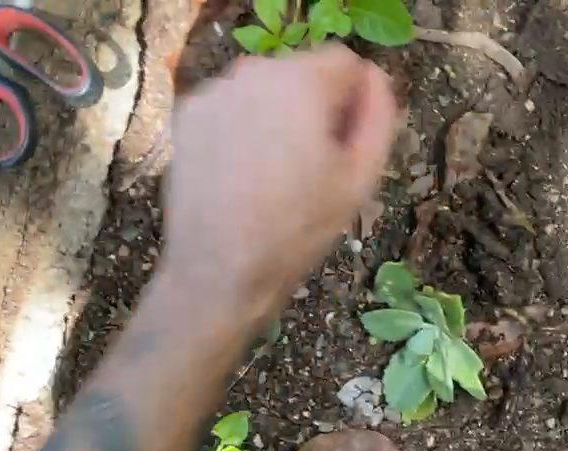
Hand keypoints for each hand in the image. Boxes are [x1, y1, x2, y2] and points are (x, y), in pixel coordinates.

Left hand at [161, 47, 396, 321]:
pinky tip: (242, 177)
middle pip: (302, 75)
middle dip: (314, 112)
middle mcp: (255, 71)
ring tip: (274, 179)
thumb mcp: (358, 183)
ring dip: (278, 121)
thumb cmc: (297, 231)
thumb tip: (377, 79)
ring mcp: (216, 91)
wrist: (221, 270)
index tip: (346, 150)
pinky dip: (242, 132)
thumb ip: (378, 119)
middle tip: (311, 172)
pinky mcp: (189, 116)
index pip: (346, 63)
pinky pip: (232, 110)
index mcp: (302, 83)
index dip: (354, 105)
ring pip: (265, 92)